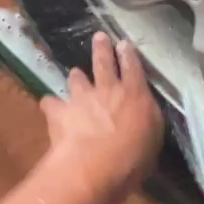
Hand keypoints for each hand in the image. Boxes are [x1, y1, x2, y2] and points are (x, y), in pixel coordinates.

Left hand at [39, 33, 163, 196]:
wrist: (95, 165)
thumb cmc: (133, 158)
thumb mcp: (154, 138)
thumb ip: (148, 118)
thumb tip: (144, 111)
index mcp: (134, 94)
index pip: (133, 67)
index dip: (128, 54)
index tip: (124, 44)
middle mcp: (107, 89)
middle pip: (103, 63)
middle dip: (101, 48)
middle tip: (99, 37)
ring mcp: (81, 98)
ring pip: (77, 79)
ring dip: (76, 77)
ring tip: (75, 75)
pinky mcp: (59, 112)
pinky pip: (51, 102)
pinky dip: (51, 104)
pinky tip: (49, 106)